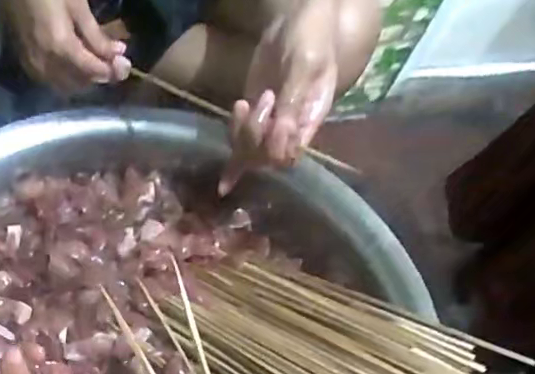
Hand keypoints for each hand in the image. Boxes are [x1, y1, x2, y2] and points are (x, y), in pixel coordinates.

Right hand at [0, 0, 130, 95]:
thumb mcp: (77, 5)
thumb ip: (95, 34)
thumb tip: (117, 53)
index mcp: (61, 47)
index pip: (90, 70)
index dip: (109, 71)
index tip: (124, 68)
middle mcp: (46, 65)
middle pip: (77, 84)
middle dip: (97, 78)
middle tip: (114, 66)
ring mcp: (34, 68)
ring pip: (63, 87)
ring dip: (82, 82)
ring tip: (97, 67)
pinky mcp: (27, 66)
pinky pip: (50, 82)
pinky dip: (66, 80)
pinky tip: (74, 69)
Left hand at [229, 0, 341, 169]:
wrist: (292, 26)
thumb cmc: (309, 41)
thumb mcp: (305, 67)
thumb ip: (293, 103)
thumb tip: (279, 140)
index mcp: (311, 120)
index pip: (291, 155)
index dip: (276, 150)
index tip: (276, 122)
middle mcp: (290, 133)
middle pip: (266, 158)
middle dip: (256, 136)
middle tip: (264, 98)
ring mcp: (268, 131)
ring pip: (249, 155)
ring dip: (242, 135)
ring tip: (245, 103)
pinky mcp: (250, 127)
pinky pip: (238, 153)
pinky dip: (230, 167)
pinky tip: (223, 186)